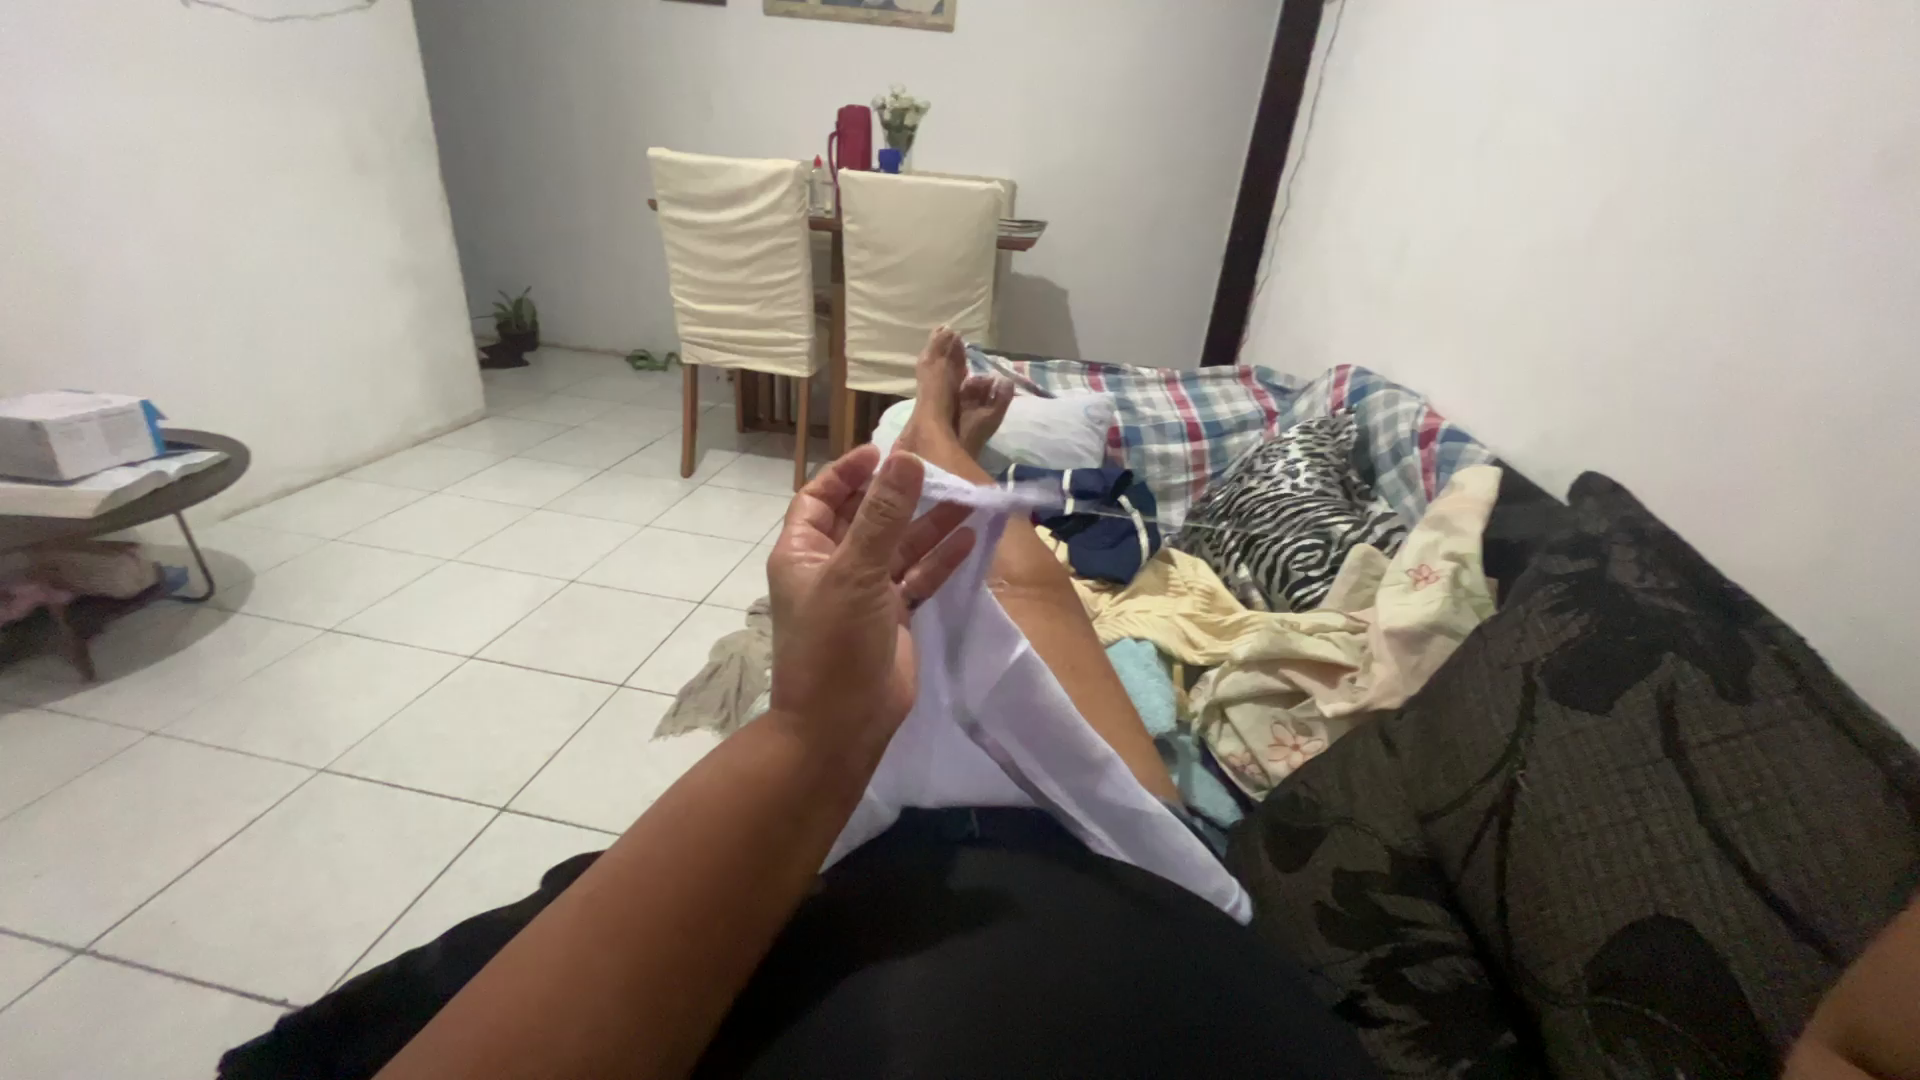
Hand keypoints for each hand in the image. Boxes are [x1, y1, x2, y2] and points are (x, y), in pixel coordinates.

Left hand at [767, 446, 973, 749]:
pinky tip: (969, 538)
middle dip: (899, 495)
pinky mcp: (894, 616)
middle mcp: (834, 567)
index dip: (849, 472)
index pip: (821, 498)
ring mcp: (866, 593)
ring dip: (929, 524)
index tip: (884, 452)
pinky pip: (918, 578)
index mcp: (805, 552)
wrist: (842, 725)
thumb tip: (906, 459)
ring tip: (967, 498)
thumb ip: (883, 515)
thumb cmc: (834, 644)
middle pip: (867, 518)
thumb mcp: (855, 573)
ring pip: (899, 547)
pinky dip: (941, 559)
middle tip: (938, 469)